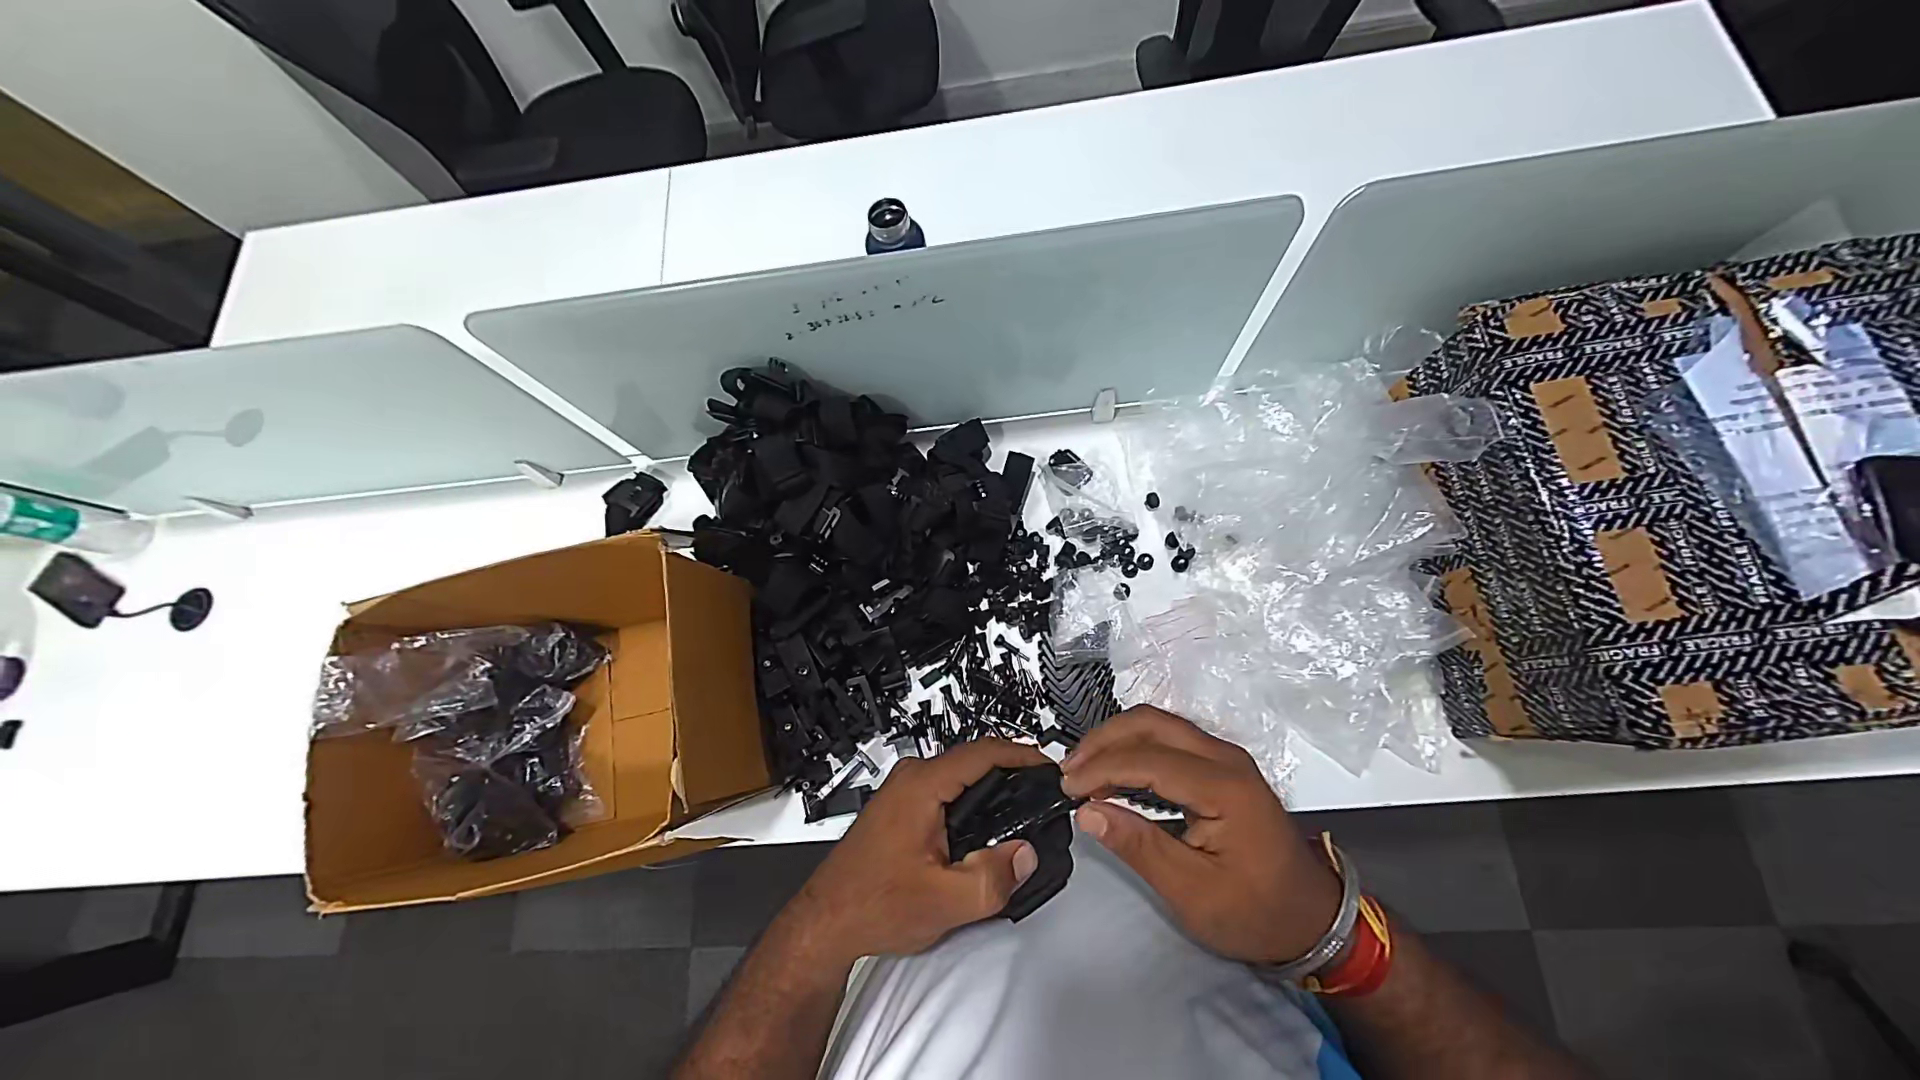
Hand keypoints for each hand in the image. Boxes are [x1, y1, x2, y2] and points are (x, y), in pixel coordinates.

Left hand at [778, 739, 1049, 966]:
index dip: (1022, 754)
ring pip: (961, 776)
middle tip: (1041, 791)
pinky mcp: (902, 806)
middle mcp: (910, 779)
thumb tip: (1024, 855)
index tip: (1047, 764)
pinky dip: (973, 801)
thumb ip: (993, 878)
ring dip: (992, 789)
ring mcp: (903, 790)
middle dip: (1012, 772)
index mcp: (921, 786)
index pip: (983, 752)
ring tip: (1022, 809)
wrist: (827, 922)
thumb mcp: (944, 901)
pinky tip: (986, 826)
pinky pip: (947, 790)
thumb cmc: (868, 904)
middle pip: (974, 759)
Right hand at [1061, 706, 1342, 964]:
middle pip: (1151, 722)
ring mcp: (1225, 757)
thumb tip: (1088, 812)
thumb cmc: (1257, 912)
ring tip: (1084, 771)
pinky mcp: (1220, 765)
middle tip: (1070, 771)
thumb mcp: (1193, 893)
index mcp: (1224, 787)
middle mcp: (1226, 759)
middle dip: (1103, 740)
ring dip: (1116, 740)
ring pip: (1158, 724)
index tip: (1067, 788)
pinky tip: (1114, 772)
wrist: (1311, 919)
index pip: (1147, 759)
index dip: (1100, 768)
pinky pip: (1169, 738)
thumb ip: (1138, 846)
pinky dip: (1134, 747)